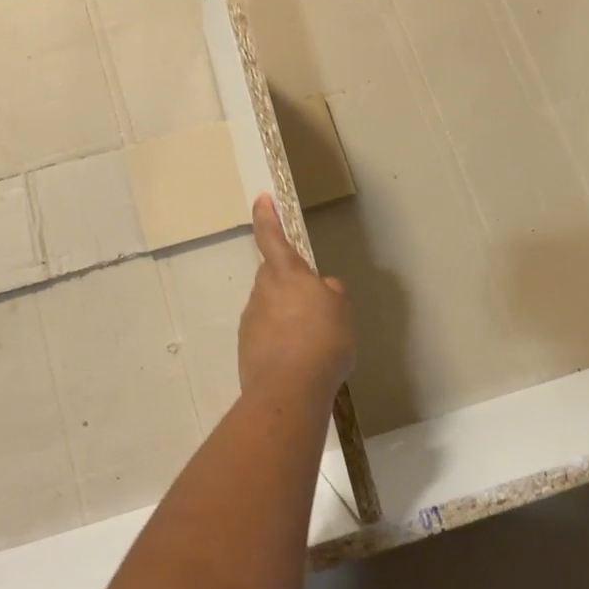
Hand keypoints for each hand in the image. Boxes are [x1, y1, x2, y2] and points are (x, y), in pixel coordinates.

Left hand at [239, 193, 353, 406]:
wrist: (289, 390)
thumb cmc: (322, 341)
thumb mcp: (342, 309)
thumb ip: (331, 292)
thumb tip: (322, 289)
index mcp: (286, 274)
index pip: (272, 236)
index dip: (267, 216)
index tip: (262, 198)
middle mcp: (263, 291)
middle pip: (274, 277)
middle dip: (290, 285)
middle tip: (317, 307)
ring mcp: (251, 319)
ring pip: (271, 307)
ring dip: (288, 317)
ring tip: (314, 343)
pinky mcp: (247, 347)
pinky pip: (267, 335)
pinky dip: (281, 342)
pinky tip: (300, 362)